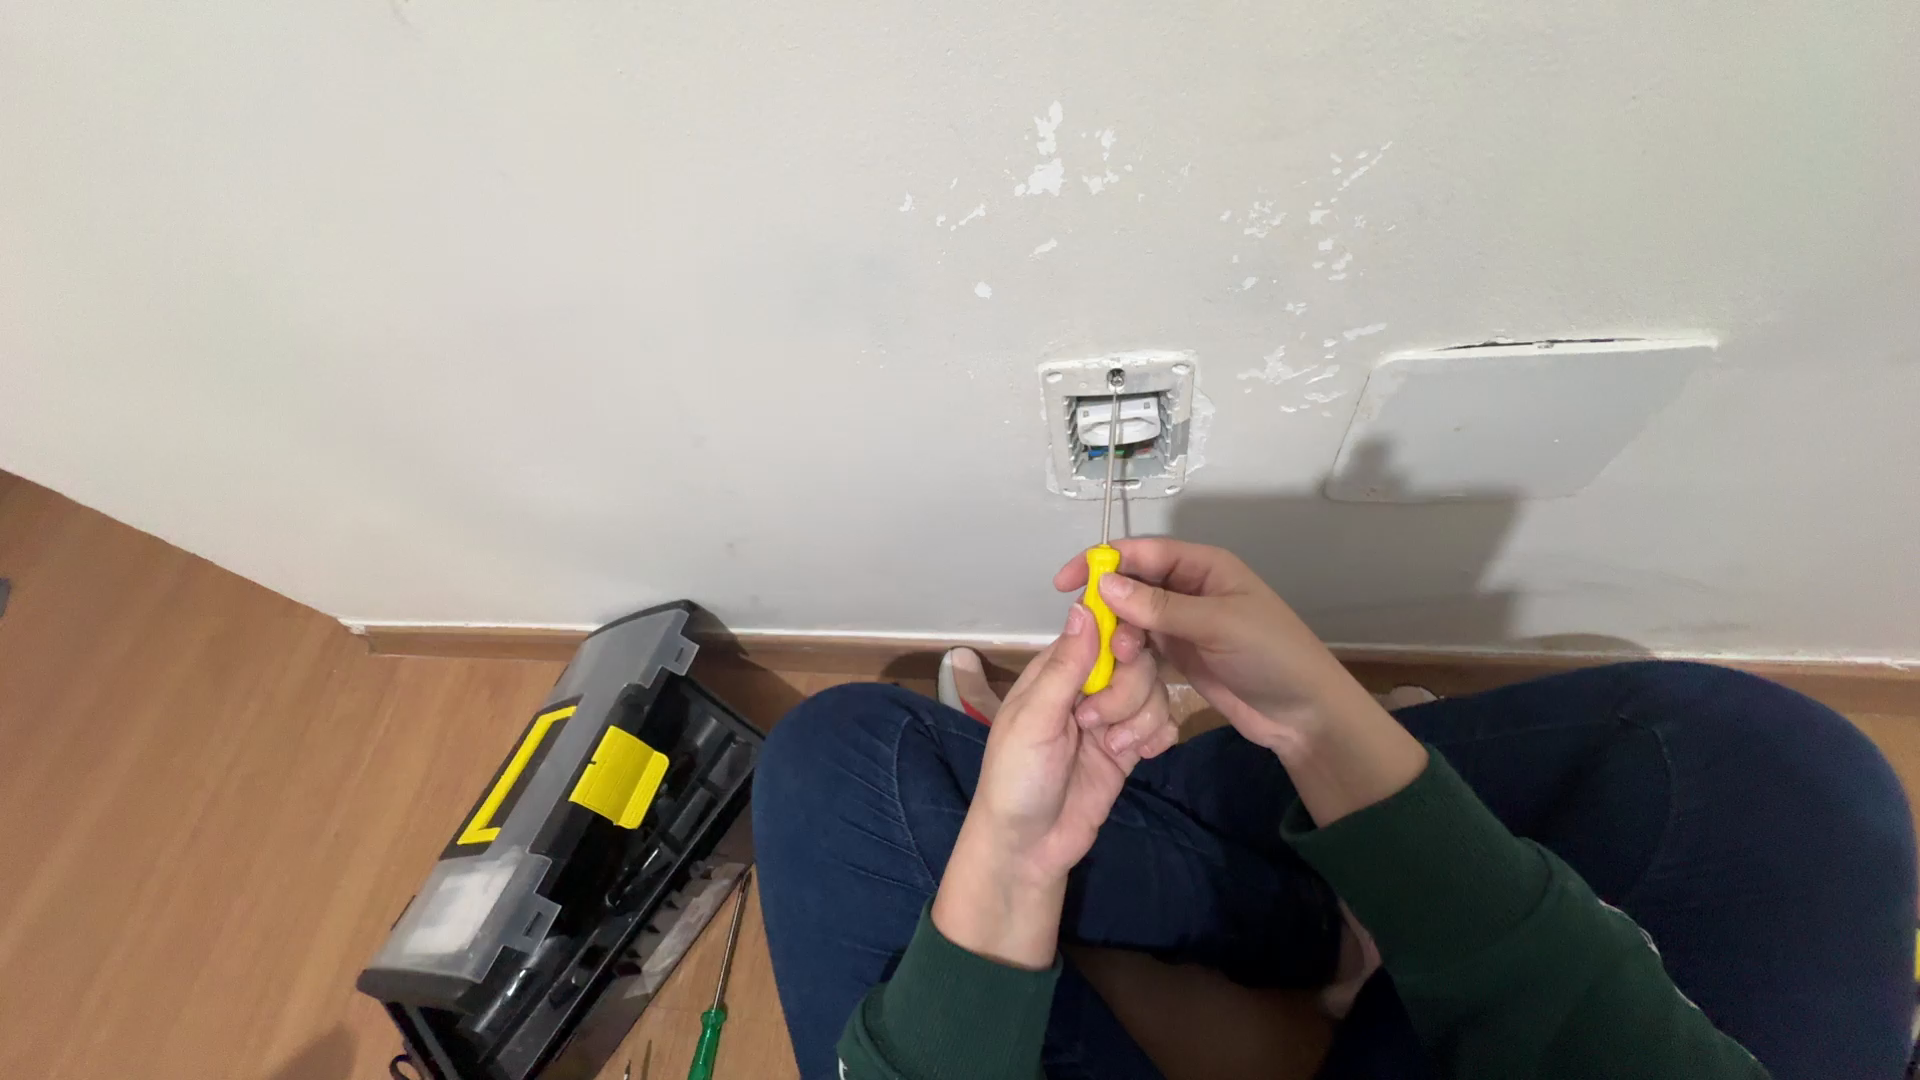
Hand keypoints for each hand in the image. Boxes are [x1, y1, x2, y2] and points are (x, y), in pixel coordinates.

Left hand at [932, 603, 1176, 967]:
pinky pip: (1162, 722)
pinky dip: (1158, 735)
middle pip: (1135, 658)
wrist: (1030, 847)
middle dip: (1127, 691)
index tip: (1126, 654)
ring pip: (1153, 690)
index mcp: (1055, 669)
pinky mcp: (1129, 745)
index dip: (1120, 632)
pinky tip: (1141, 756)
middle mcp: (1085, 685)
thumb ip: (1064, 667)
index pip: (1099, 629)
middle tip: (1096, 724)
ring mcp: (1110, 715)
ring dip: (1140, 718)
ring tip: (1112, 749)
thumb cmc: (1017, 777)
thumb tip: (1083, 607)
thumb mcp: (1034, 720)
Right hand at [1054, 538, 1365, 752]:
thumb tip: (1105, 584)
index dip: (1101, 561)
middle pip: (1131, 583)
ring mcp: (1181, 622)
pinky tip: (1117, 670)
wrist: (1303, 715)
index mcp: (1202, 566)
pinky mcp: (1178, 653)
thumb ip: (1159, 606)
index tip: (1065, 582)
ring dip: (1118, 634)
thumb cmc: (1271, 656)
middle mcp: (1188, 588)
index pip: (1142, 552)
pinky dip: (1126, 655)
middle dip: (1108, 605)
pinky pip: (1141, 644)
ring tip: (1119, 659)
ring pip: (1131, 617)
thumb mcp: (1217, 625)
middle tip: (1092, 634)